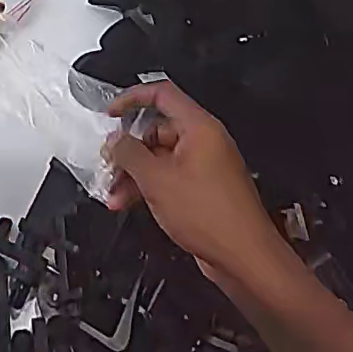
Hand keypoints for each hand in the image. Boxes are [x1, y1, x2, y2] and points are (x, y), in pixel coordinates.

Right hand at [101, 81, 292, 284]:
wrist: (244, 256)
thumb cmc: (212, 216)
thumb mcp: (157, 180)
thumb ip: (130, 154)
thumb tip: (116, 141)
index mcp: (199, 127)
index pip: (162, 95)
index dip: (133, 98)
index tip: (112, 112)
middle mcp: (205, 141)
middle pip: (157, 130)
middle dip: (129, 149)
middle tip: (109, 164)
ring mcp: (205, 165)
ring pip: (160, 157)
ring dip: (134, 173)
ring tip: (114, 194)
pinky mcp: (204, 188)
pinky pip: (170, 177)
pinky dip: (149, 186)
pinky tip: (130, 202)